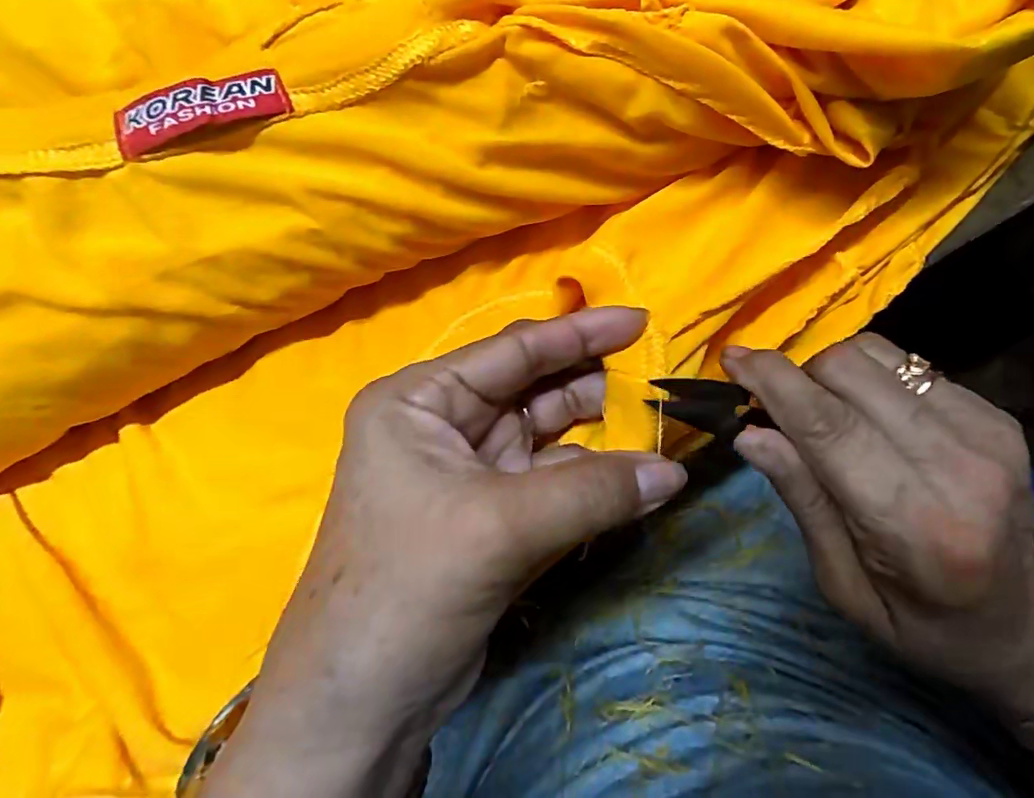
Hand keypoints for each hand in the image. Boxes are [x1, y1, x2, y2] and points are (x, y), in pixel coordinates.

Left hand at [205, 307, 687, 797]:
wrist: (357, 713)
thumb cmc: (406, 590)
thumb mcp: (501, 527)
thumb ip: (594, 491)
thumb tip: (675, 472)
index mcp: (422, 401)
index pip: (515, 349)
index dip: (581, 332)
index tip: (640, 319)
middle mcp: (446, 425)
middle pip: (538, 387)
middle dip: (600, 383)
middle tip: (661, 376)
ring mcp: (473, 471)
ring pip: (554, 434)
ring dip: (605, 433)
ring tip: (662, 424)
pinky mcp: (497, 515)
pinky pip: (560, 479)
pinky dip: (599, 478)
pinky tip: (640, 477)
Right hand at [722, 334, 1033, 719]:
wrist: (1023, 620)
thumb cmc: (922, 622)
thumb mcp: (844, 586)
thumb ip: (803, 500)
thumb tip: (750, 434)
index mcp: (916, 524)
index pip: (830, 427)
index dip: (775, 383)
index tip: (733, 358)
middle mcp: (958, 464)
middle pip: (850, 372)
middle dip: (801, 376)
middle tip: (785, 410)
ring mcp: (986, 430)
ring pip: (878, 354)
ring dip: (835, 371)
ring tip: (832, 413)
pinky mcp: (997, 412)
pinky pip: (910, 364)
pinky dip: (874, 379)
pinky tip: (876, 416)